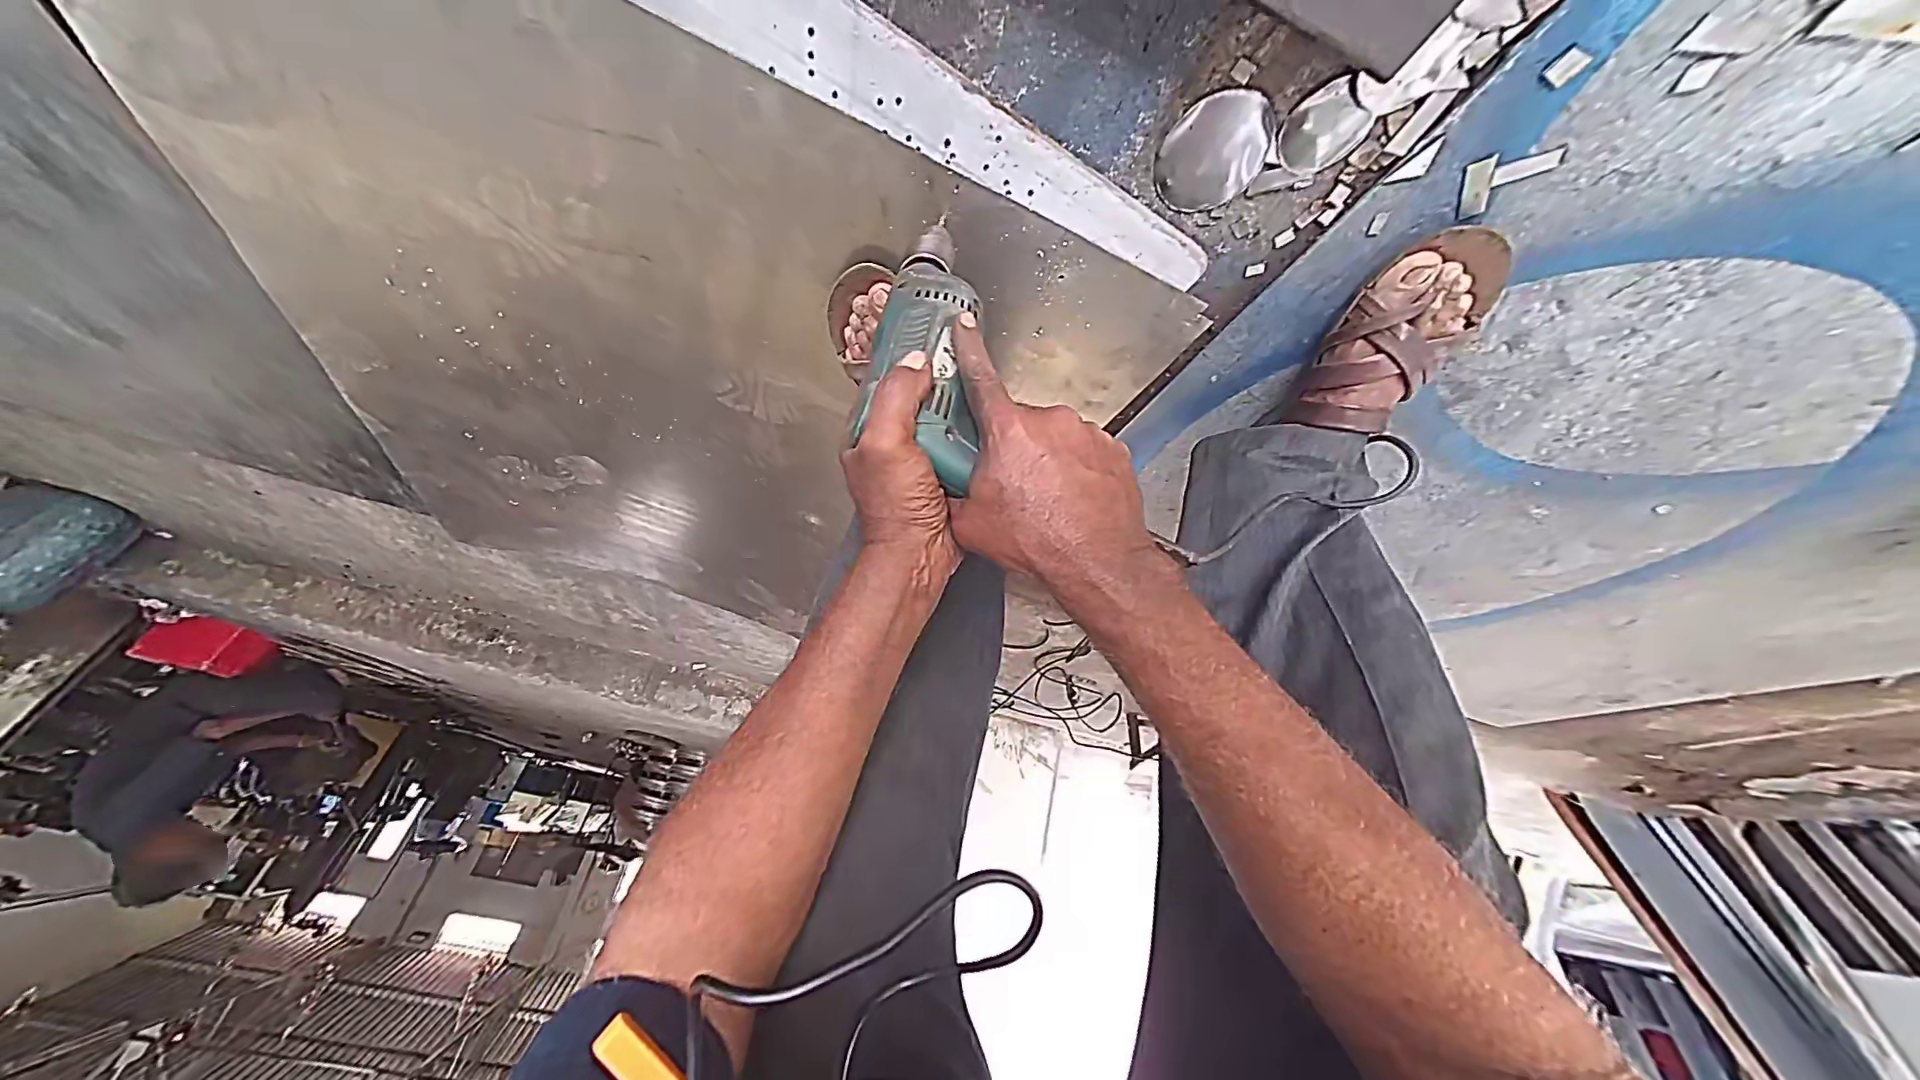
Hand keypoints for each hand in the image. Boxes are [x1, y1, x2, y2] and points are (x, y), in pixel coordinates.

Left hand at [842, 351, 960, 575]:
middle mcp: (894, 442)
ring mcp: (922, 458)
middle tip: (963, 362)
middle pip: (919, 397)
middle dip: (941, 383)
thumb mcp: (885, 445)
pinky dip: (973, 433)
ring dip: (960, 408)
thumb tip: (916, 362)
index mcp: (869, 431)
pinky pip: (962, 442)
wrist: (920, 555)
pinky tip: (986, 424)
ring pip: (944, 418)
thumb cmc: (895, 509)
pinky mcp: (948, 471)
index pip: (887, 381)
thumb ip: (895, 399)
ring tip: (979, 387)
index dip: (908, 360)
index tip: (934, 338)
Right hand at [946, 311, 1164, 602]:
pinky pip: (1083, 450)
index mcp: (1009, 431)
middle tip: (1013, 484)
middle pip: (1019, 422)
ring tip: (1046, 499)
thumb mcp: (974, 524)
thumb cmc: (1041, 542)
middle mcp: (1050, 422)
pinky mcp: (1112, 449)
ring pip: (1053, 438)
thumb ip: (954, 493)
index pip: (981, 377)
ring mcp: (1085, 433)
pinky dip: (1075, 469)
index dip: (968, 348)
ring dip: (1046, 459)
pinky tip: (1070, 499)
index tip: (964, 327)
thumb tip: (947, 489)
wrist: (1097, 562)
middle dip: (1013, 446)